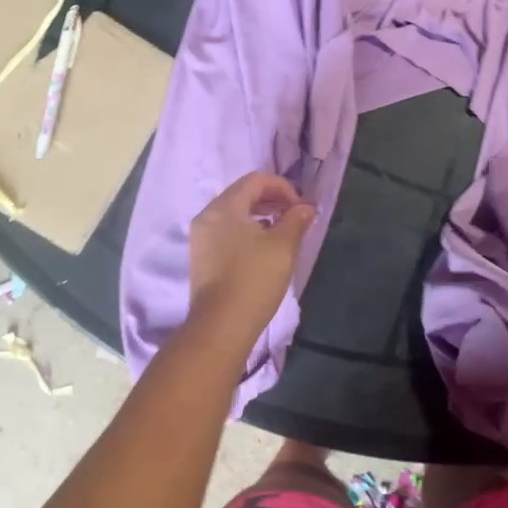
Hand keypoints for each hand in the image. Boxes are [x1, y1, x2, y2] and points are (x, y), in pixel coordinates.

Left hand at [187, 174, 315, 349]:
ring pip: (234, 214)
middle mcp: (207, 216)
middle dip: (271, 200)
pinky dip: (246, 231)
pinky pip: (226, 231)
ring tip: (281, 232)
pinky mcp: (201, 257)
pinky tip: (262, 249)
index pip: (255, 180)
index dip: (282, 187)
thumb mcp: (282, 247)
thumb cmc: (254, 280)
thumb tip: (306, 207)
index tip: (300, 207)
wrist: (220, 327)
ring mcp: (201, 238)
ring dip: (260, 215)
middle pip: (242, 194)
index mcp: (224, 207)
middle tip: (293, 216)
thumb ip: (295, 221)